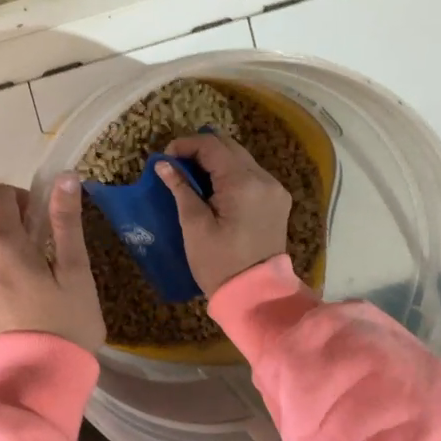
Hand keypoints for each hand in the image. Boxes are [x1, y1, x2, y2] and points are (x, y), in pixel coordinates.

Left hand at [0, 176, 105, 349]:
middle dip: (0, 208)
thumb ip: (66, 221)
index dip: (21, 196)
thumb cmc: (66, 321)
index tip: (41, 217)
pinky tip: (12, 275)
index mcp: (3, 243)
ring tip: (21, 253)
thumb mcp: (75, 270)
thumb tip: (64, 177)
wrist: (41, 373)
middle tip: (31, 230)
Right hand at [157, 134, 292, 295]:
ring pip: (240, 159)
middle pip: (229, 147)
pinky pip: (250, 175)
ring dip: (214, 161)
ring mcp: (275, 190)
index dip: (185, 145)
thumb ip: (181, 189)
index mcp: (244, 183)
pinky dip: (228, 174)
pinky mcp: (276, 201)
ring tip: (189, 177)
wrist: (255, 295)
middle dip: (199, 150)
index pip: (212, 145)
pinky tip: (211, 189)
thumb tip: (164, 164)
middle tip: (174, 165)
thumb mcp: (194, 225)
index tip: (164, 158)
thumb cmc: (219, 263)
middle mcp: (265, 179)